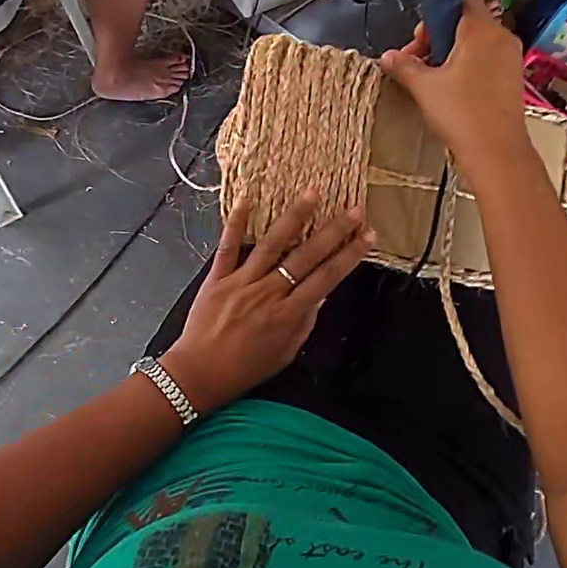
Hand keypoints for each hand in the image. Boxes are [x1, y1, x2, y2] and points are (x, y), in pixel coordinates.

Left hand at [159, 192, 374, 413]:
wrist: (198, 375)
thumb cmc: (245, 368)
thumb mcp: (285, 353)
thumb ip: (304, 322)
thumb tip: (321, 295)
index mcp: (288, 314)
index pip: (327, 277)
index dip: (350, 255)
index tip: (368, 236)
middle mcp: (268, 293)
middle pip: (307, 256)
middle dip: (334, 231)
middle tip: (353, 209)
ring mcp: (241, 282)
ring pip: (272, 244)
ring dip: (294, 217)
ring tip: (312, 193)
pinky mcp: (217, 278)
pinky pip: (228, 247)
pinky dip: (237, 222)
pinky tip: (247, 199)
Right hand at [380, 0, 534, 172]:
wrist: (496, 151)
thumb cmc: (461, 113)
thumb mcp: (424, 87)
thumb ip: (404, 66)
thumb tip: (387, 56)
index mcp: (481, 29)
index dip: (437, 12)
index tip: (420, 37)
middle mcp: (501, 37)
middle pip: (466, 21)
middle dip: (438, 37)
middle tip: (417, 61)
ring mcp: (510, 58)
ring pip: (476, 42)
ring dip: (451, 53)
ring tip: (431, 78)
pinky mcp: (512, 78)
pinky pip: (487, 60)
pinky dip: (468, 66)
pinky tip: (451, 89)